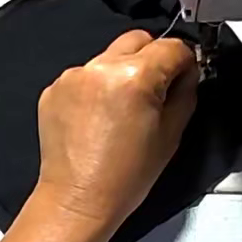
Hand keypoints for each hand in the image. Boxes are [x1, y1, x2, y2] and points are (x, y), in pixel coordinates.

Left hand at [31, 30, 198, 238]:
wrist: (79, 200)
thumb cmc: (125, 177)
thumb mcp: (171, 135)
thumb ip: (185, 94)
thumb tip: (187, 73)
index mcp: (134, 77)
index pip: (172, 46)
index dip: (184, 62)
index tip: (185, 77)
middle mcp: (100, 68)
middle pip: (138, 40)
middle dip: (152, 59)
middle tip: (155, 93)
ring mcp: (72, 77)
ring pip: (109, 57)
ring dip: (121, 74)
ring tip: (122, 113)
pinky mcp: (53, 89)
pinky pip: (85, 76)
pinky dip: (96, 89)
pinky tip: (99, 119)